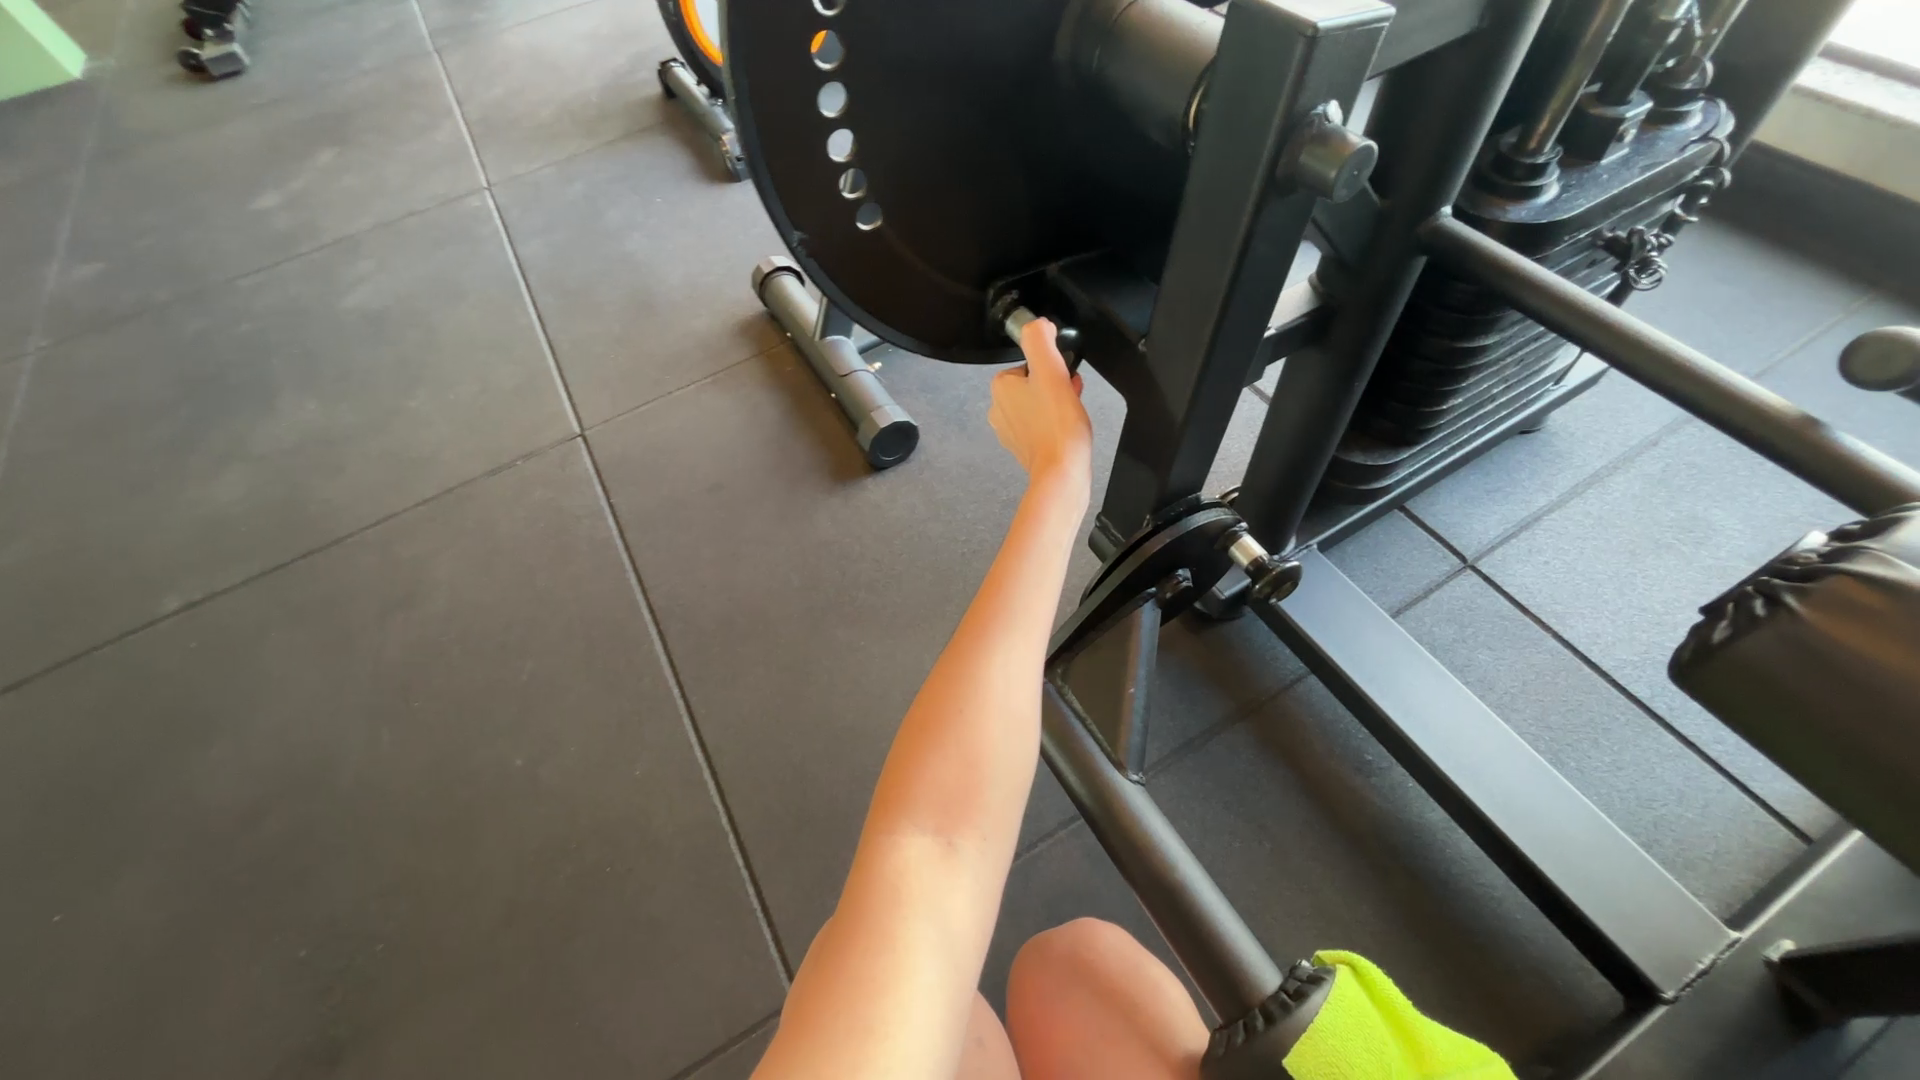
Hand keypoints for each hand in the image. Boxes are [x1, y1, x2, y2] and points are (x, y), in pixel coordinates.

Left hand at [988, 319, 1092, 485]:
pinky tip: (1068, 429)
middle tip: (1071, 397)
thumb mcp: (1050, 370)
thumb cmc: (1057, 423)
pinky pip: (1040, 425)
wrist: (1061, 471)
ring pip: (1038, 404)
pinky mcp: (1023, 449)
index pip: (1030, 365)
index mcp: (1000, 387)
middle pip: (1034, 384)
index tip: (1065, 379)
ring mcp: (1009, 432)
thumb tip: (1038, 324)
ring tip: (1072, 413)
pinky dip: (1055, 423)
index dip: (1052, 369)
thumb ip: (1040, 340)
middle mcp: (998, 409)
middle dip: (1055, 386)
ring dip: (1058, 403)